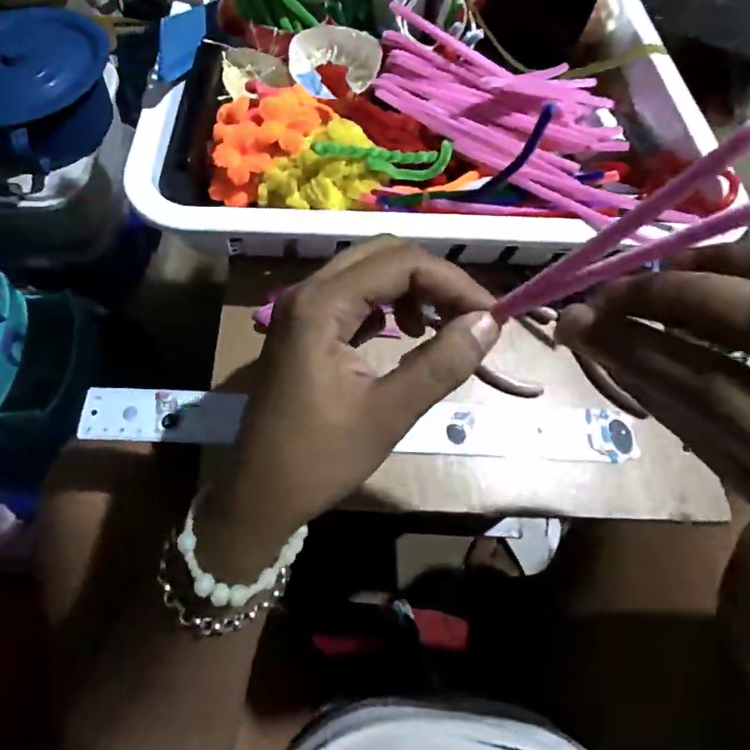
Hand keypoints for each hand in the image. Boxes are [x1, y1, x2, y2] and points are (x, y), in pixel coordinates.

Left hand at [202, 239, 499, 573]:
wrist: (259, 494)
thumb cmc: (320, 457)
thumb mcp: (389, 413)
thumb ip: (441, 363)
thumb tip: (489, 323)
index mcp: (321, 304)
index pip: (402, 263)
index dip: (453, 282)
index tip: (490, 316)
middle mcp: (308, 291)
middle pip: (385, 254)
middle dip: (434, 279)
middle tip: (470, 316)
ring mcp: (302, 307)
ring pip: (370, 270)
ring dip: (412, 288)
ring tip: (440, 328)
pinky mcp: (304, 325)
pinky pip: (355, 293)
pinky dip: (389, 303)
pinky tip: (406, 334)